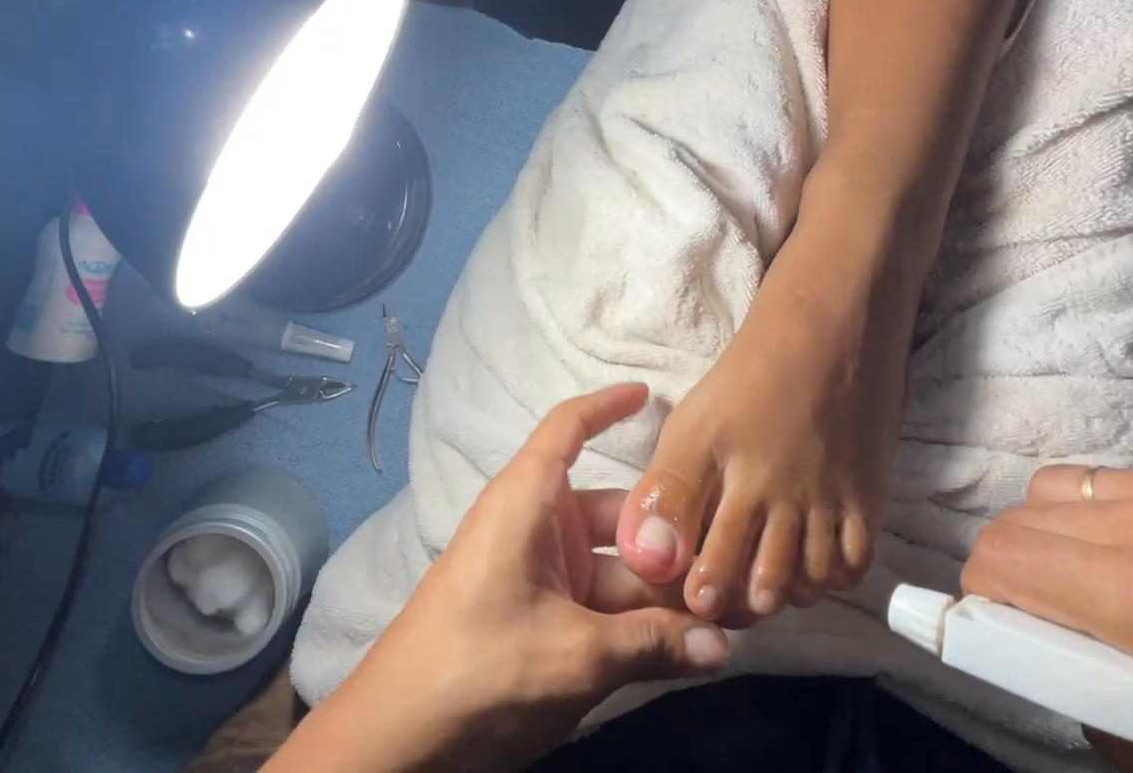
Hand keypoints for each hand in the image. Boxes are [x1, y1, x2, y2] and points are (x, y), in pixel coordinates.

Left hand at [273, 384, 728, 772]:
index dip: (607, 406)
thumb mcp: (573, 654)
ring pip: (616, 568)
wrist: (400, 741)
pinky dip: (640, 624)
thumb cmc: (481, 667)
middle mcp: (536, 527)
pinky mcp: (542, 619)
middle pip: (616, 514)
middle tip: (732, 567)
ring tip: (729, 618)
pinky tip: (693, 647)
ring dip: (663, 594)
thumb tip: (722, 643)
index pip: (568, 429)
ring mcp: (540, 575)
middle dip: (671, 541)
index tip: (652, 395)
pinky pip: (602, 606)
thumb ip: (650, 644)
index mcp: (527, 502)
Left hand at [615, 218, 899, 622]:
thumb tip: (647, 556)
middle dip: (741, 602)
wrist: (825, 331)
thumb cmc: (747, 377)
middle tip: (726, 608)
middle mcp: (790, 508)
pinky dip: (835, 576)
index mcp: (740, 491)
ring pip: (812, 576)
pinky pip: (857, 558)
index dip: (700, 590)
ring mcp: (833, 504)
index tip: (687, 602)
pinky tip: (815, 574)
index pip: (717, 565)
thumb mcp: (694, 427)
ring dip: (786, 593)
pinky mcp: (867, 495)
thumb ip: (671, 491)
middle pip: (767, 579)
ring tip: (766, 595)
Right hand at [962, 447, 1132, 772]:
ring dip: (1070, 538)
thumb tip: (1064, 684)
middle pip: (1024, 514)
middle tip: (1062, 624)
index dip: (982, 599)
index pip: (1005, 560)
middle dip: (1021, 571)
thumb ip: (1132, 732)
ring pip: (1070, 486)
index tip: (1004, 632)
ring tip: (1124, 588)